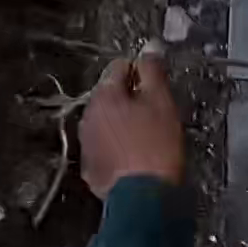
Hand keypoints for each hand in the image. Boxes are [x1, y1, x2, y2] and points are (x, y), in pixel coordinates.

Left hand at [79, 47, 183, 196]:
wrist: (145, 199)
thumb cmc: (157, 143)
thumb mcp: (161, 101)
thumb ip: (152, 71)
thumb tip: (148, 47)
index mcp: (103, 96)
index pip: (119, 66)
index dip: (141, 71)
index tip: (158, 85)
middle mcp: (87, 116)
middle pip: (111, 95)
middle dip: (132, 98)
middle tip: (157, 112)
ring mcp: (86, 144)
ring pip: (107, 121)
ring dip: (124, 122)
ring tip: (149, 135)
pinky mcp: (91, 168)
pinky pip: (106, 146)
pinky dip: (119, 145)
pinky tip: (136, 156)